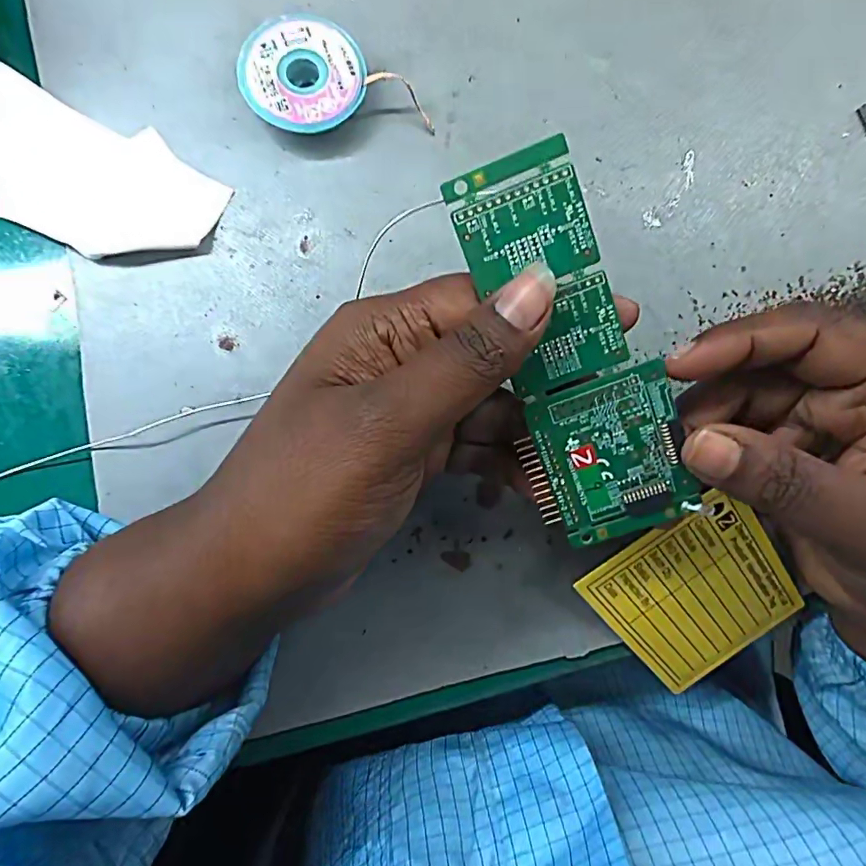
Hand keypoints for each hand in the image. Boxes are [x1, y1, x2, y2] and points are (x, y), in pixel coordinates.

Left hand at [51, 266, 638, 714]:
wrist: (247, 581)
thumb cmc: (308, 492)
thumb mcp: (391, 422)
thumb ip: (469, 357)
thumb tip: (539, 285)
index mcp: (384, 331)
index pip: (480, 300)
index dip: (549, 306)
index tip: (618, 317)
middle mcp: (400, 361)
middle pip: (494, 352)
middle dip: (554, 375)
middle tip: (616, 394)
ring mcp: (409, 412)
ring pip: (492, 405)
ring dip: (537, 430)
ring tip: (589, 456)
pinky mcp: (415, 455)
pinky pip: (476, 445)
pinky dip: (507, 463)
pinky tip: (541, 487)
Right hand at [666, 305, 865, 698]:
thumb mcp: (862, 525)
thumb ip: (779, 480)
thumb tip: (697, 443)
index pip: (814, 336)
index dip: (743, 340)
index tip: (681, 365)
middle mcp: (857, 397)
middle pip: (770, 367)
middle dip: (718, 392)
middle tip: (673, 431)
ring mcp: (825, 431)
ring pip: (748, 405)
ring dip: (711, 427)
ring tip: (679, 459)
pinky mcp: (797, 465)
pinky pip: (744, 445)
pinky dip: (716, 458)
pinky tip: (694, 477)